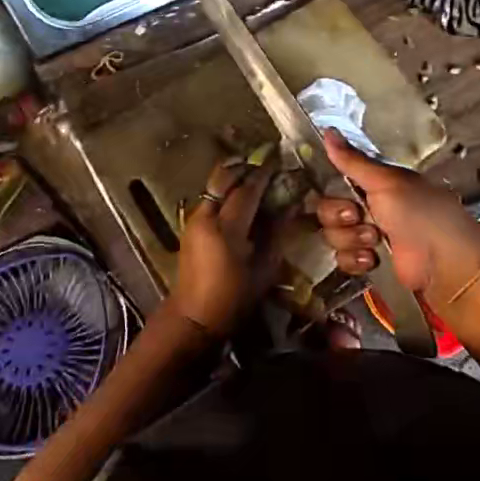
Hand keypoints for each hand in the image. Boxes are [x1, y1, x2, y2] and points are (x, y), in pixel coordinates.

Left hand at [168, 159, 276, 330]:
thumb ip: (276, 233)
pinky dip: (224, 193)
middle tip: (265, 167)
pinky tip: (239, 201)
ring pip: (213, 186)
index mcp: (226, 227)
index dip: (264, 175)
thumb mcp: (264, 268)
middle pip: (223, 178)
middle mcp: (206, 216)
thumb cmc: (234, 297)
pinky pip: (209, 199)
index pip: (247, 190)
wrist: (194, 316)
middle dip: (245, 168)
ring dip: (233, 178)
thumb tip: (291, 205)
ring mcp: (193, 220)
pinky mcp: (188, 227)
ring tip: (254, 180)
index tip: (280, 164)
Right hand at [316, 130, 479, 299]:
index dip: (335, 194)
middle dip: (341, 219)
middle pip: (329, 212)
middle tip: (361, 219)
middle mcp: (369, 208)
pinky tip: (372, 259)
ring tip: (375, 241)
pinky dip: (356, 260)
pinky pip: (344, 260)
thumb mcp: (386, 181)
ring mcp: (369, 237)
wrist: (442, 260)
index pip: (336, 185)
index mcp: (375, 184)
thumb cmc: (419, 213)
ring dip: (351, 240)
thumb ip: (354, 160)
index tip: (348, 198)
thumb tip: (327, 129)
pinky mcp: (370, 262)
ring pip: (334, 237)